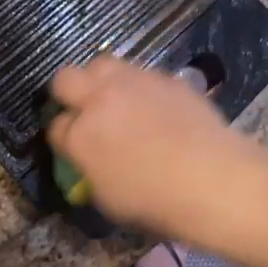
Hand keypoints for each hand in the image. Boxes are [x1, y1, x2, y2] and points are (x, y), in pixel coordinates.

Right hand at [47, 58, 267, 241]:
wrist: (212, 179)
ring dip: (101, 81)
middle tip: (85, 111)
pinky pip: (140, 73)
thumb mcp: (109, 198)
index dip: (63, 137)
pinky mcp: (165, 77)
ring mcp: (133, 82)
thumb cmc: (156, 202)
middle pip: (66, 79)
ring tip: (117, 100)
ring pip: (102, 64)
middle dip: (69, 93)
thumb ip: (90, 169)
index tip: (74, 147)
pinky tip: (154, 106)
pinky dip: (139, 86)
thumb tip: (91, 157)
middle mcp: (100, 99)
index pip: (55, 127)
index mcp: (80, 135)